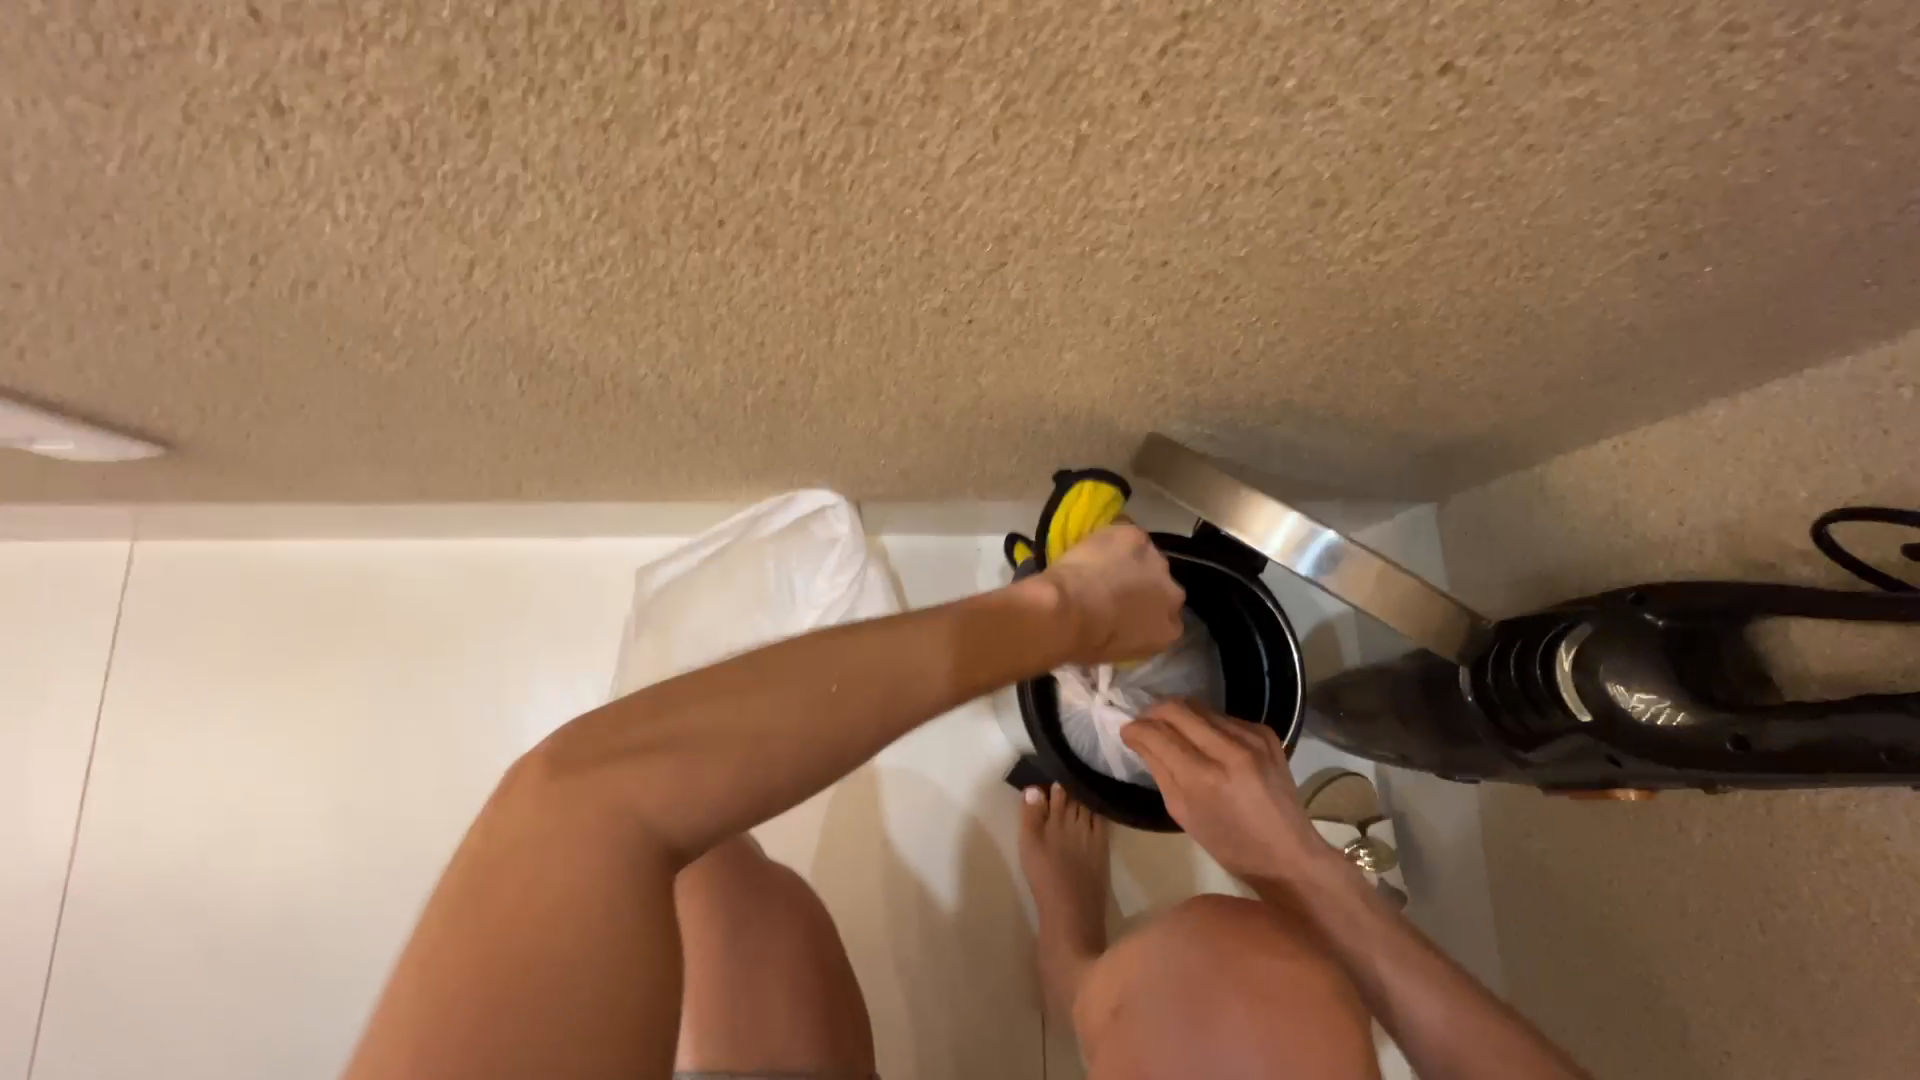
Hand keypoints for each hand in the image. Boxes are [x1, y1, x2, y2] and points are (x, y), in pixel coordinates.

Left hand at [1038, 524, 1184, 665]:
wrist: (1069, 611)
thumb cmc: (1085, 641)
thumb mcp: (1116, 652)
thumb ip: (1132, 634)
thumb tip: (1121, 623)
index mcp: (1168, 631)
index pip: (1167, 618)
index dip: (1146, 610)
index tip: (1127, 609)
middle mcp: (1172, 595)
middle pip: (1162, 585)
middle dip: (1144, 584)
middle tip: (1114, 586)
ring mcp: (1158, 563)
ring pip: (1147, 557)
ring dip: (1129, 561)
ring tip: (1101, 566)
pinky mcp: (1137, 537)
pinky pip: (1128, 535)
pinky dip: (1112, 540)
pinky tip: (1094, 549)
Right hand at [1121, 700, 1332, 884]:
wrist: (1289, 854)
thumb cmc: (1229, 845)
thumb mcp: (1182, 813)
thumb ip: (1159, 768)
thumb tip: (1137, 737)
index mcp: (1204, 776)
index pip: (1157, 733)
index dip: (1134, 729)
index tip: (1127, 733)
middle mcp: (1228, 748)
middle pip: (1176, 708)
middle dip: (1152, 713)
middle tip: (1144, 726)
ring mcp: (1252, 737)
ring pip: (1199, 707)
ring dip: (1179, 717)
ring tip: (1173, 734)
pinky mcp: (1266, 733)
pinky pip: (1223, 717)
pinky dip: (1206, 725)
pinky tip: (1207, 744)